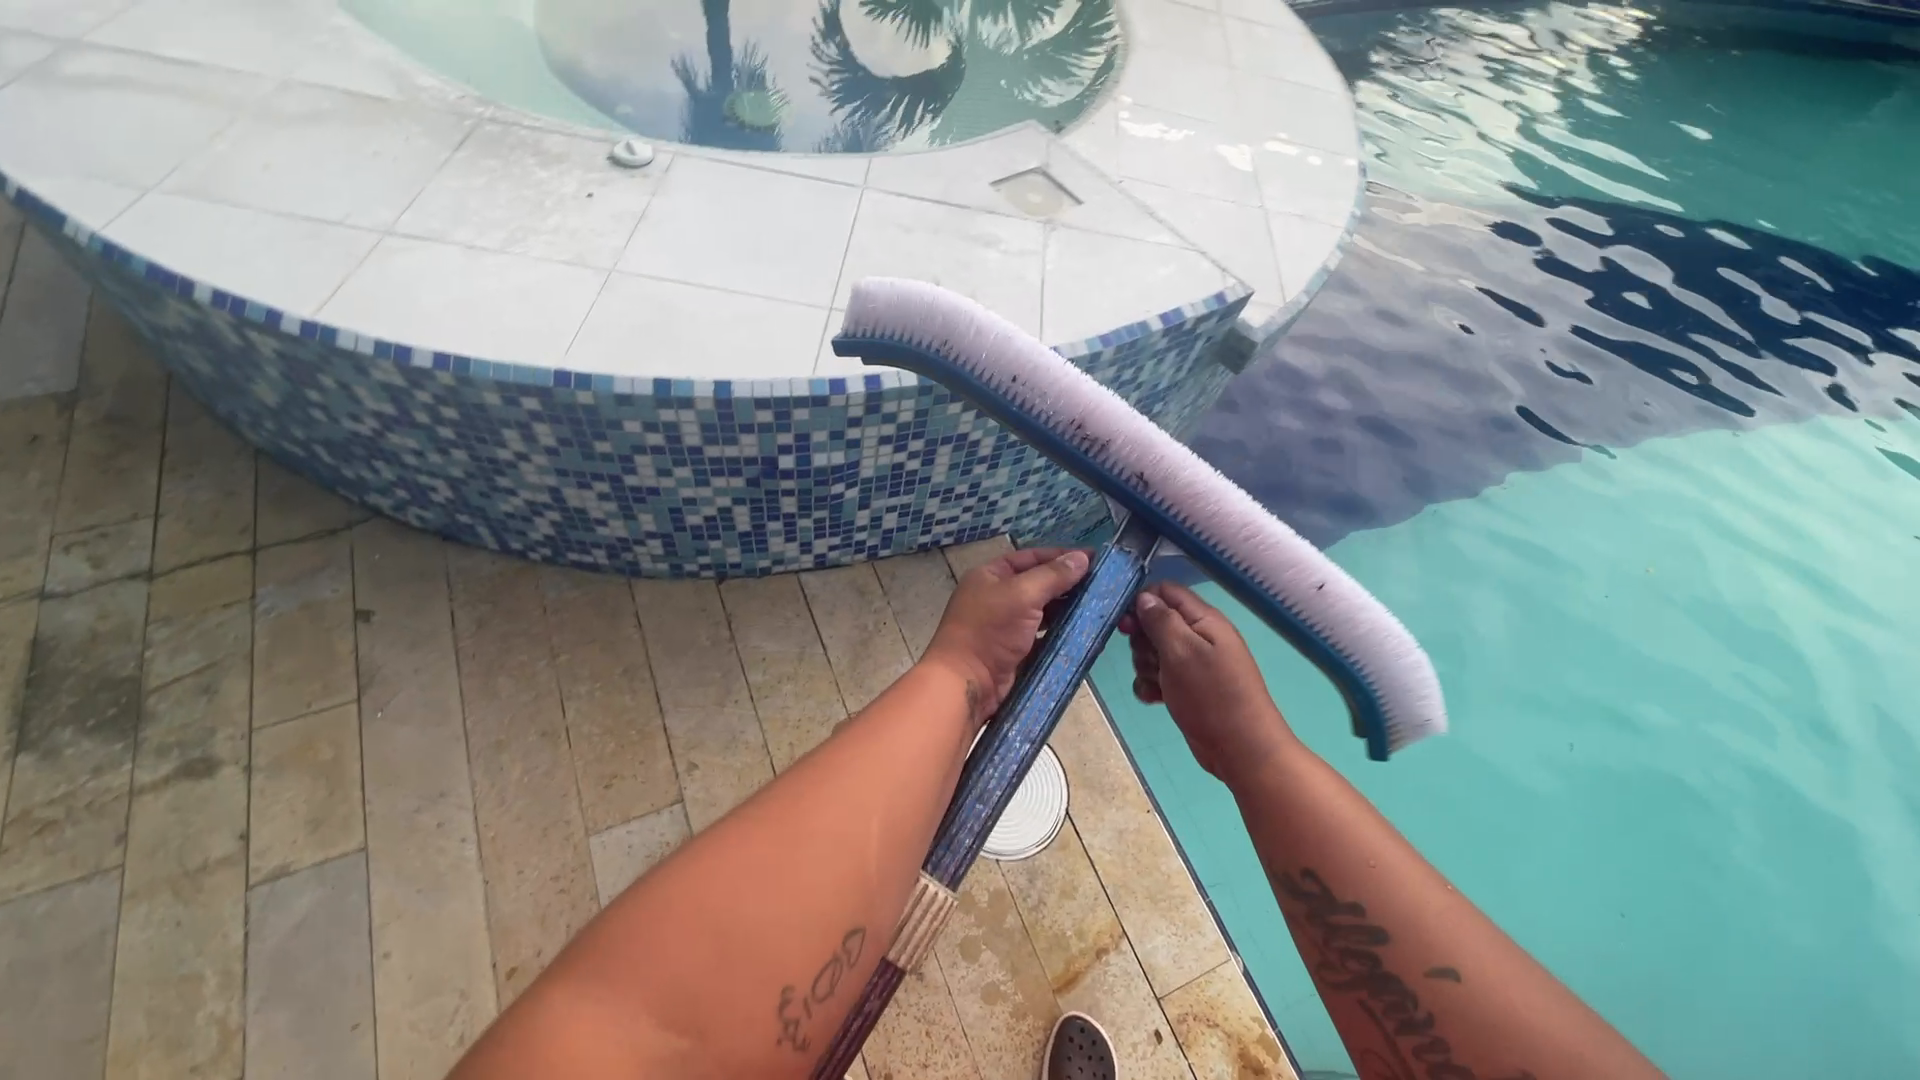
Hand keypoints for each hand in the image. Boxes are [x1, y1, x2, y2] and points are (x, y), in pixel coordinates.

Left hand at [923, 547, 1090, 724]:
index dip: (1060, 556)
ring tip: (1098, 606)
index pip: (1030, 557)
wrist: (966, 683)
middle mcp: (997, 597)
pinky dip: (1060, 633)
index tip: (1092, 558)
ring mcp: (1006, 626)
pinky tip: (1083, 630)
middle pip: (1038, 584)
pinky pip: (1043, 636)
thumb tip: (1082, 558)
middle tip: (1101, 584)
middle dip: (1067, 584)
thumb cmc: (989, 631)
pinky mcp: (1015, 650)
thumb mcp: (1022, 595)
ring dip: (1067, 609)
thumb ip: (1053, 576)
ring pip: (1043, 612)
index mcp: (990, 576)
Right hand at [1117, 583, 1295, 782]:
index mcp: (1204, 620)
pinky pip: (1158, 678)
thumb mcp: (1182, 651)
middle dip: (1142, 641)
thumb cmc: (1212, 695)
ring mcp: (1192, 665)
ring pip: (1153, 653)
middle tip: (1151, 660)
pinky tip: (1155, 700)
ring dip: (1146, 667)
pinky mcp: (1186, 689)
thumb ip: (1160, 620)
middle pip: (1155, 623)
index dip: (1142, 603)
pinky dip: (1152, 686)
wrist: (1239, 748)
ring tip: (1159, 685)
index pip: (1166, 592)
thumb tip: (1144, 598)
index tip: (1125, 625)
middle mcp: (1198, 638)